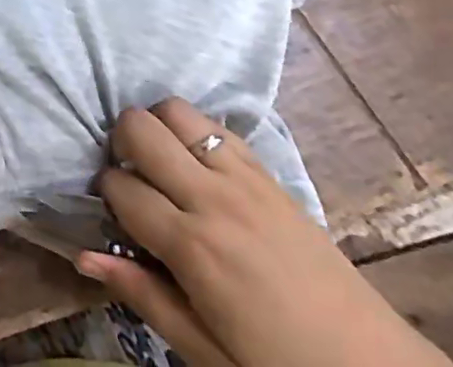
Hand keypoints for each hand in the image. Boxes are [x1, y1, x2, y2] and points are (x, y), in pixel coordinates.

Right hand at [77, 98, 452, 366]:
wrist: (370, 364)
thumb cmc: (276, 366)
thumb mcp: (202, 349)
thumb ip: (141, 293)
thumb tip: (82, 256)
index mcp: (192, 246)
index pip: (120, 187)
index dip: (105, 193)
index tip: (112, 212)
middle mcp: (212, 196)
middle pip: (141, 128)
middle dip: (120, 143)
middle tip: (130, 177)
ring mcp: (244, 177)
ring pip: (176, 110)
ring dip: (157, 128)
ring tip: (160, 163)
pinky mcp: (268, 172)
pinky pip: (217, 127)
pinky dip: (194, 132)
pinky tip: (197, 164)